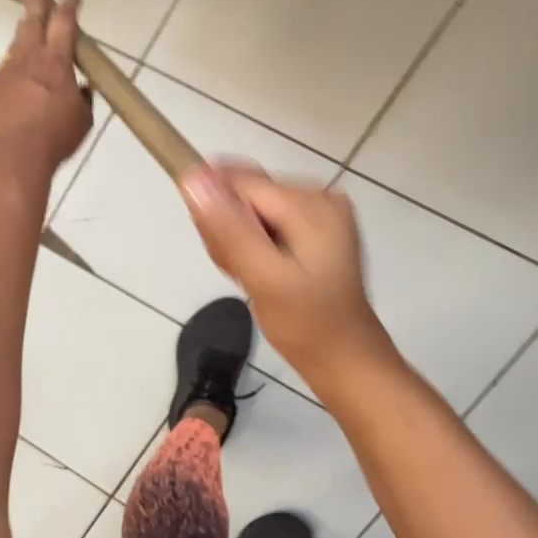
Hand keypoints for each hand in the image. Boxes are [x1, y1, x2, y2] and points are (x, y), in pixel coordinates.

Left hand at [0, 0, 91, 183]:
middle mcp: (29, 60)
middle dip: (36, 1)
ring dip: (22, 33)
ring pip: (15, 46)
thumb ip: (81, 97)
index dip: (69, 8)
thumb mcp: (82, 118)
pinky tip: (16, 74)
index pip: (65, 24)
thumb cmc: (55, 137)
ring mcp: (6, 74)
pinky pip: (5, 71)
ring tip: (25, 24)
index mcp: (56, 62)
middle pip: (32, 22)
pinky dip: (13, 67)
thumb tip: (79, 89)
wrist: (13, 156)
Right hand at [179, 160, 400, 388]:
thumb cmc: (307, 324)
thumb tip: (192, 176)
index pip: (236, 183)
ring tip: (250, 277)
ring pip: (243, 209)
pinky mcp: (307, 227)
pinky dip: (246, 247)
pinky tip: (257, 274)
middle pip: (240, 193)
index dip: (217, 217)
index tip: (224, 254)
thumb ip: (228, 228)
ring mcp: (314, 211)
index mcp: (310, 203)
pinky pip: (256, 221)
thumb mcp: (264, 277)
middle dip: (226, 231)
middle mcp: (316, 195)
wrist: (345, 361)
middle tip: (241, 272)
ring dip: (233, 243)